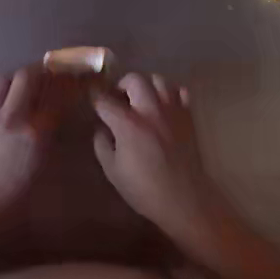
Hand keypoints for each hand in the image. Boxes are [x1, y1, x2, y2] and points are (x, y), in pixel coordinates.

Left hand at [0, 66, 57, 221]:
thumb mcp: (37, 167)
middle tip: (39, 76)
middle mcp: (12, 116)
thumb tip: (48, 120)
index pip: (56, 98)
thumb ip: (45, 139)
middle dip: (36, 72)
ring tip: (11, 86)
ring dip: (9, 79)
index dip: (64, 86)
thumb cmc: (8, 196)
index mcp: (35, 133)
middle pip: (26, 76)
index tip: (68, 81)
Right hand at [91, 74, 234, 253]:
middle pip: (134, 79)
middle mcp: (150, 110)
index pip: (105, 101)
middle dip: (121, 84)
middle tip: (118, 98)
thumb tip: (102, 129)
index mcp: (128, 124)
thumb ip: (102, 145)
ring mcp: (171, 111)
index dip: (95, 98)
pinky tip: (163, 105)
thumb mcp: (112, 171)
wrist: (184, 199)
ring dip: (146, 85)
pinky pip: (180, 92)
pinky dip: (170, 93)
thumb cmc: (144, 189)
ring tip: (141, 99)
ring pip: (158, 80)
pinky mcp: (187, 116)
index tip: (91, 99)